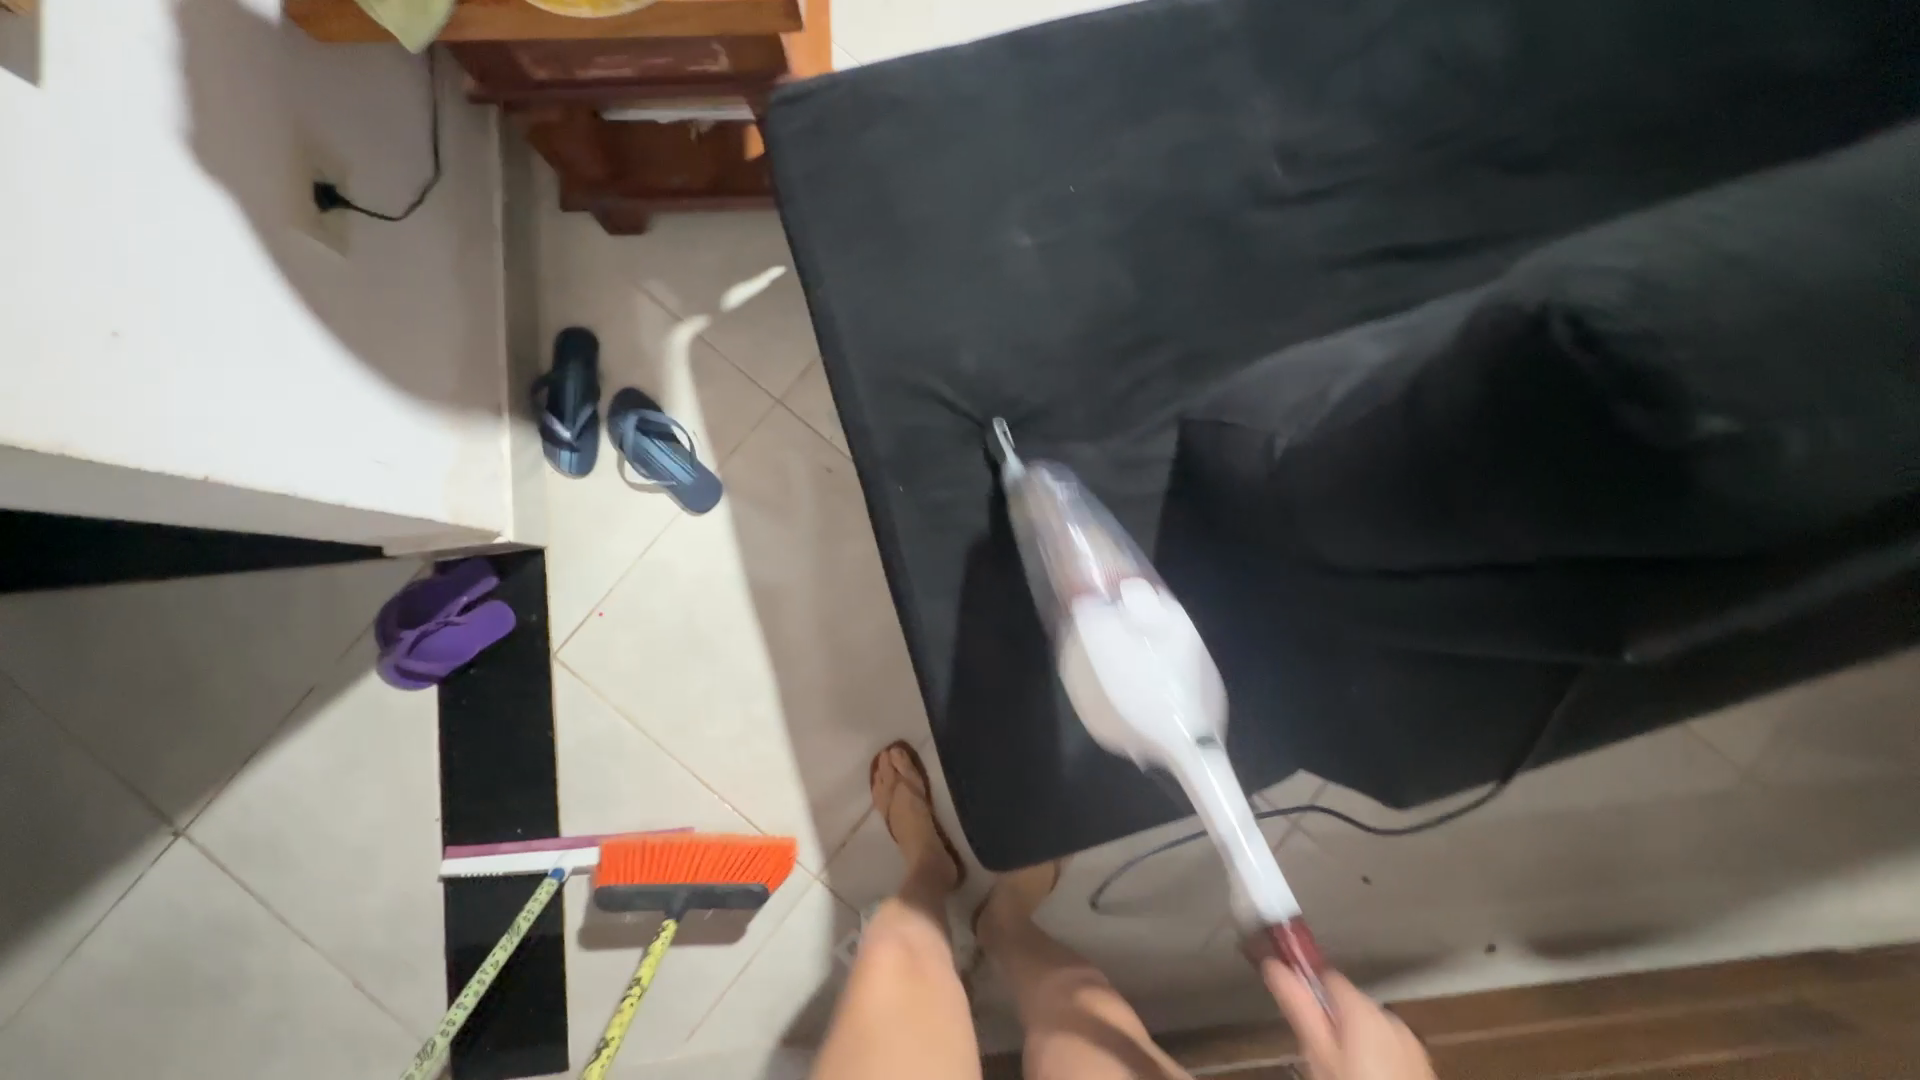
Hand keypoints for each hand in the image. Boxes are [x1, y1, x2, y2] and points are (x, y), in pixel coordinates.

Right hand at [1262, 961, 1435, 1079]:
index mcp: (1363, 1008)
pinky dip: (1376, 1059)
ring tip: (1342, 1076)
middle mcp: (1390, 1017)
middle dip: (1332, 1023)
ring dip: (1353, 1042)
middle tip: (1319, 1060)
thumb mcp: (1317, 1055)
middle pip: (1349, 1004)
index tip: (1301, 1025)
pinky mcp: (1422, 1068)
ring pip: (1369, 1028)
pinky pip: (1388, 1049)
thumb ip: (1297, 1006)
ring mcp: (1411, 1044)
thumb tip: (1273, 964)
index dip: (1310, 997)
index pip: (1327, 979)